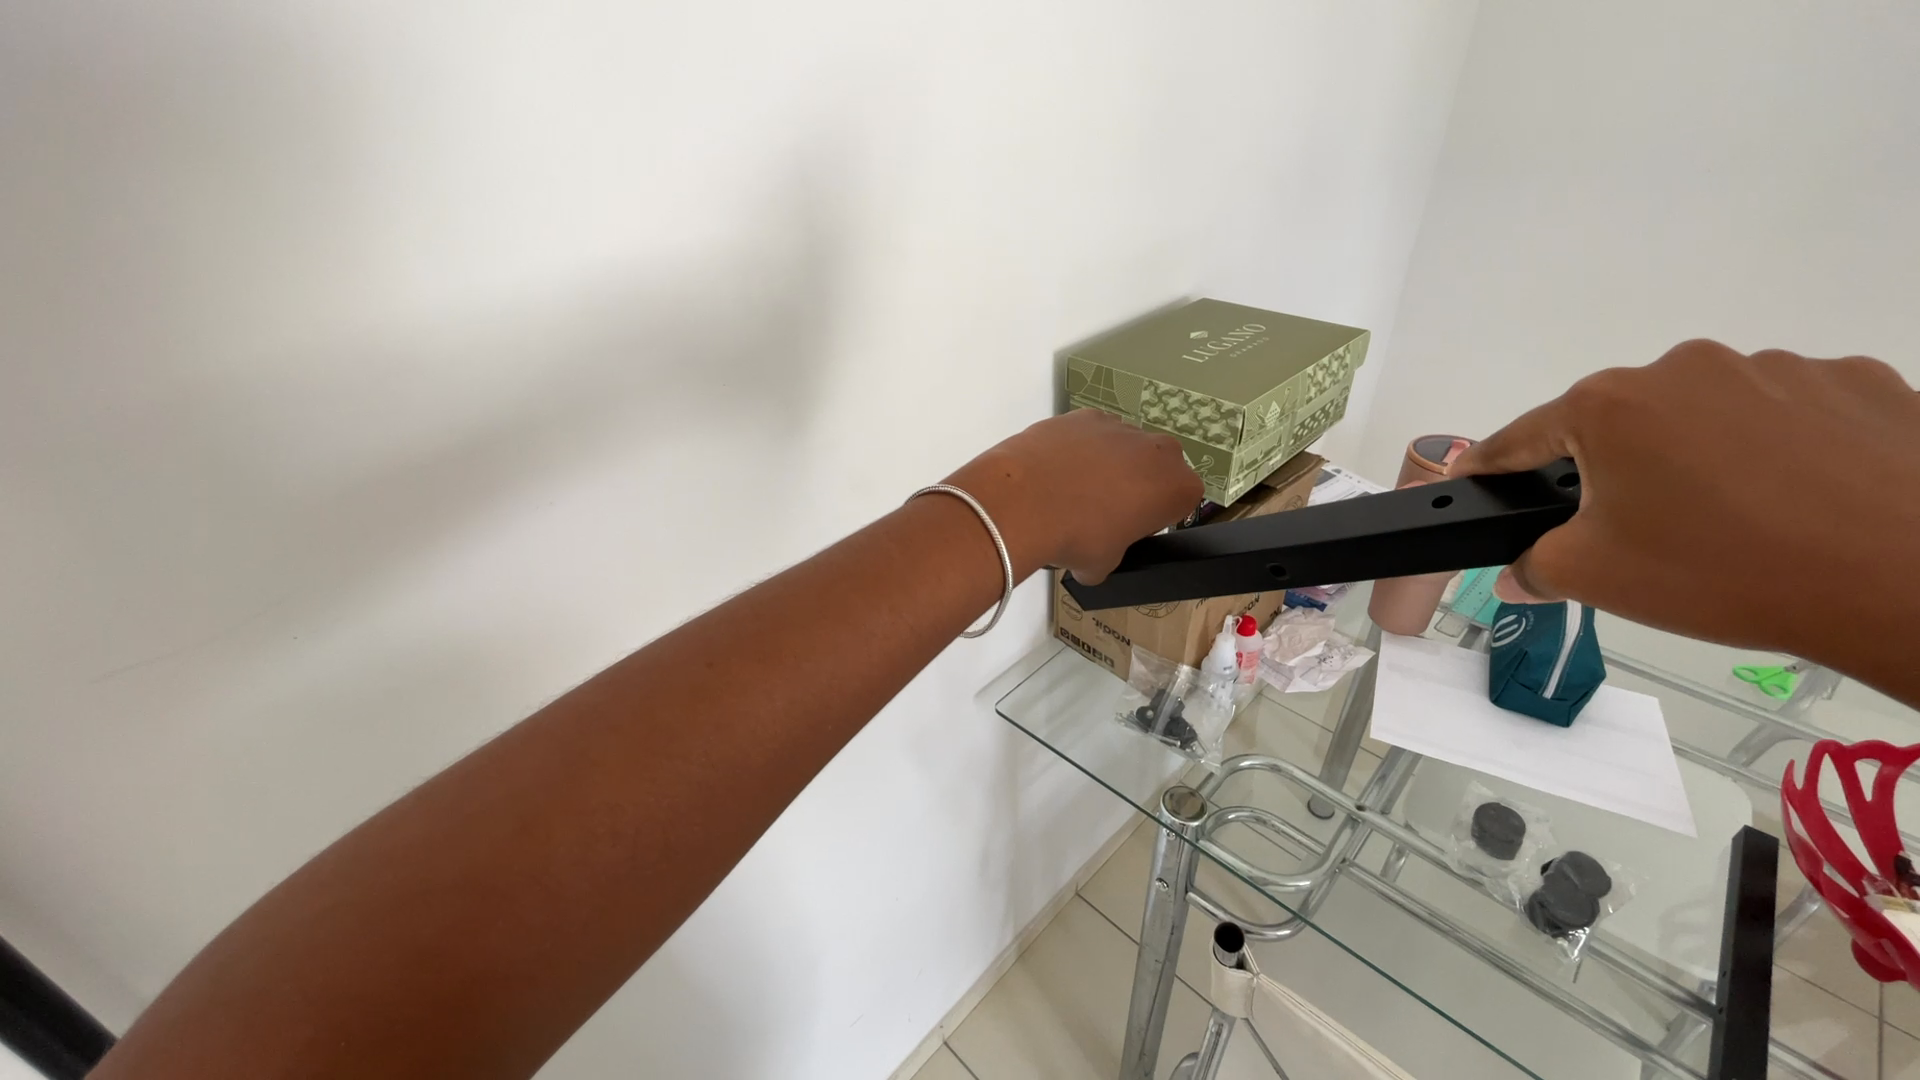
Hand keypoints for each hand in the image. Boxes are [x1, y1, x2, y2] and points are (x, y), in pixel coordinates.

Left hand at [946, 409, 1202, 583]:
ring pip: (1119, 448)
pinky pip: (1085, 436)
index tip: (1129, 530)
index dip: (1154, 518)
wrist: (1023, 501)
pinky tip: (1050, 474)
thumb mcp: (1104, 565)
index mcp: (1178, 486)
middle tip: (1100, 513)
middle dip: (1133, 486)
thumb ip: (1112, 555)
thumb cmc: (1077, 537)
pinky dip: (1073, 451)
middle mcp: (1158, 448)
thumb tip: (1091, 562)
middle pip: (1153, 469)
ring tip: (1068, 495)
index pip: (1180, 502)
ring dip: (1103, 467)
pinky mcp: (1081, 415)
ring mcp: (1119, 426)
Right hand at [1451, 340, 1919, 675]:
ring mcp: (1781, 367)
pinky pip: (1784, 413)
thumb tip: (1519, 574)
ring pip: (1701, 415)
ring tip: (1722, 517)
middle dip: (1605, 466)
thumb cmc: (1724, 571)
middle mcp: (1687, 369)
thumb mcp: (1594, 578)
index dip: (1489, 465)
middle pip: (1615, 420)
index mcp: (1610, 405)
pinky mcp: (1860, 383)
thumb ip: (1533, 568)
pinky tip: (1790, 499)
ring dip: (1690, 454)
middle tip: (1624, 525)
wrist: (1911, 581)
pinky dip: (1770, 449)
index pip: (1520, 436)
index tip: (1471, 480)